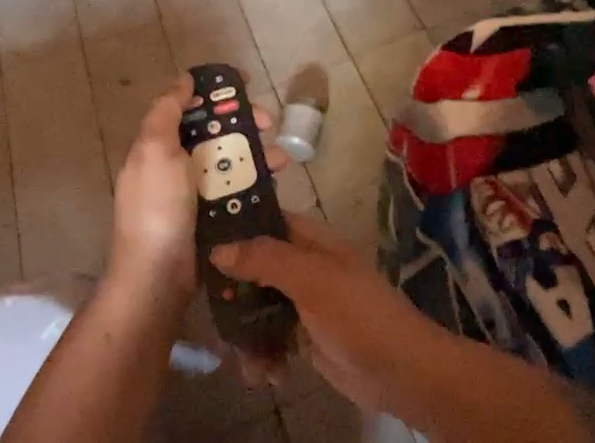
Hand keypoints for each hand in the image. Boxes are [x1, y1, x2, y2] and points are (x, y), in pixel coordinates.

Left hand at [108, 74, 286, 296]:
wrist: (157, 277)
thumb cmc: (157, 208)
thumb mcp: (155, 150)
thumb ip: (167, 111)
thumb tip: (183, 80)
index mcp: (158, 146)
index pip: (189, 107)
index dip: (216, 92)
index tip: (247, 84)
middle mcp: (174, 165)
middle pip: (215, 132)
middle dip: (245, 123)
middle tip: (270, 123)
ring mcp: (193, 193)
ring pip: (231, 161)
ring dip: (258, 153)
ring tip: (282, 158)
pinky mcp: (211, 216)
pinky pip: (237, 189)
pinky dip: (256, 181)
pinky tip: (275, 180)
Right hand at [210, 213, 443, 411]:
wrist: (399, 371)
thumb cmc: (358, 314)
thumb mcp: (312, 279)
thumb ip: (266, 259)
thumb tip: (217, 248)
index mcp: (310, 240)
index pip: (265, 218)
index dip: (234, 223)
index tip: (195, 237)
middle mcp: (304, 264)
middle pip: (254, 265)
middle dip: (232, 289)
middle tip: (210, 309)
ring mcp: (303, 301)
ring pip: (258, 305)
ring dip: (245, 332)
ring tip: (240, 358)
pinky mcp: (303, 336)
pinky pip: (270, 337)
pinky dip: (262, 355)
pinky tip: (264, 375)